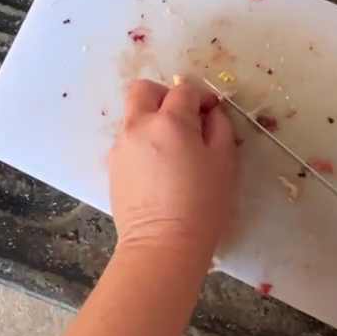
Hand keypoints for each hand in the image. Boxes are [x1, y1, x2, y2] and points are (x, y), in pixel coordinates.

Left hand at [106, 80, 238, 263]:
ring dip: (151, 121)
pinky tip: (157, 170)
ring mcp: (121, 146)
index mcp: (169, 121)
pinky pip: (127, 142)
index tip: (211, 112)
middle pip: (144, 90)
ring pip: (133, 116)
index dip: (202, 97)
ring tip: (171, 149)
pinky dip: (142, 144)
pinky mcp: (113, 166)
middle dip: (164, 96)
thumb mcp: (224, 162)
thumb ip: (220, 127)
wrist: (162, 245)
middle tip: (182, 117)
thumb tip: (212, 112)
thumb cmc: (202, 205)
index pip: (184, 90)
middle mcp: (139, 126)